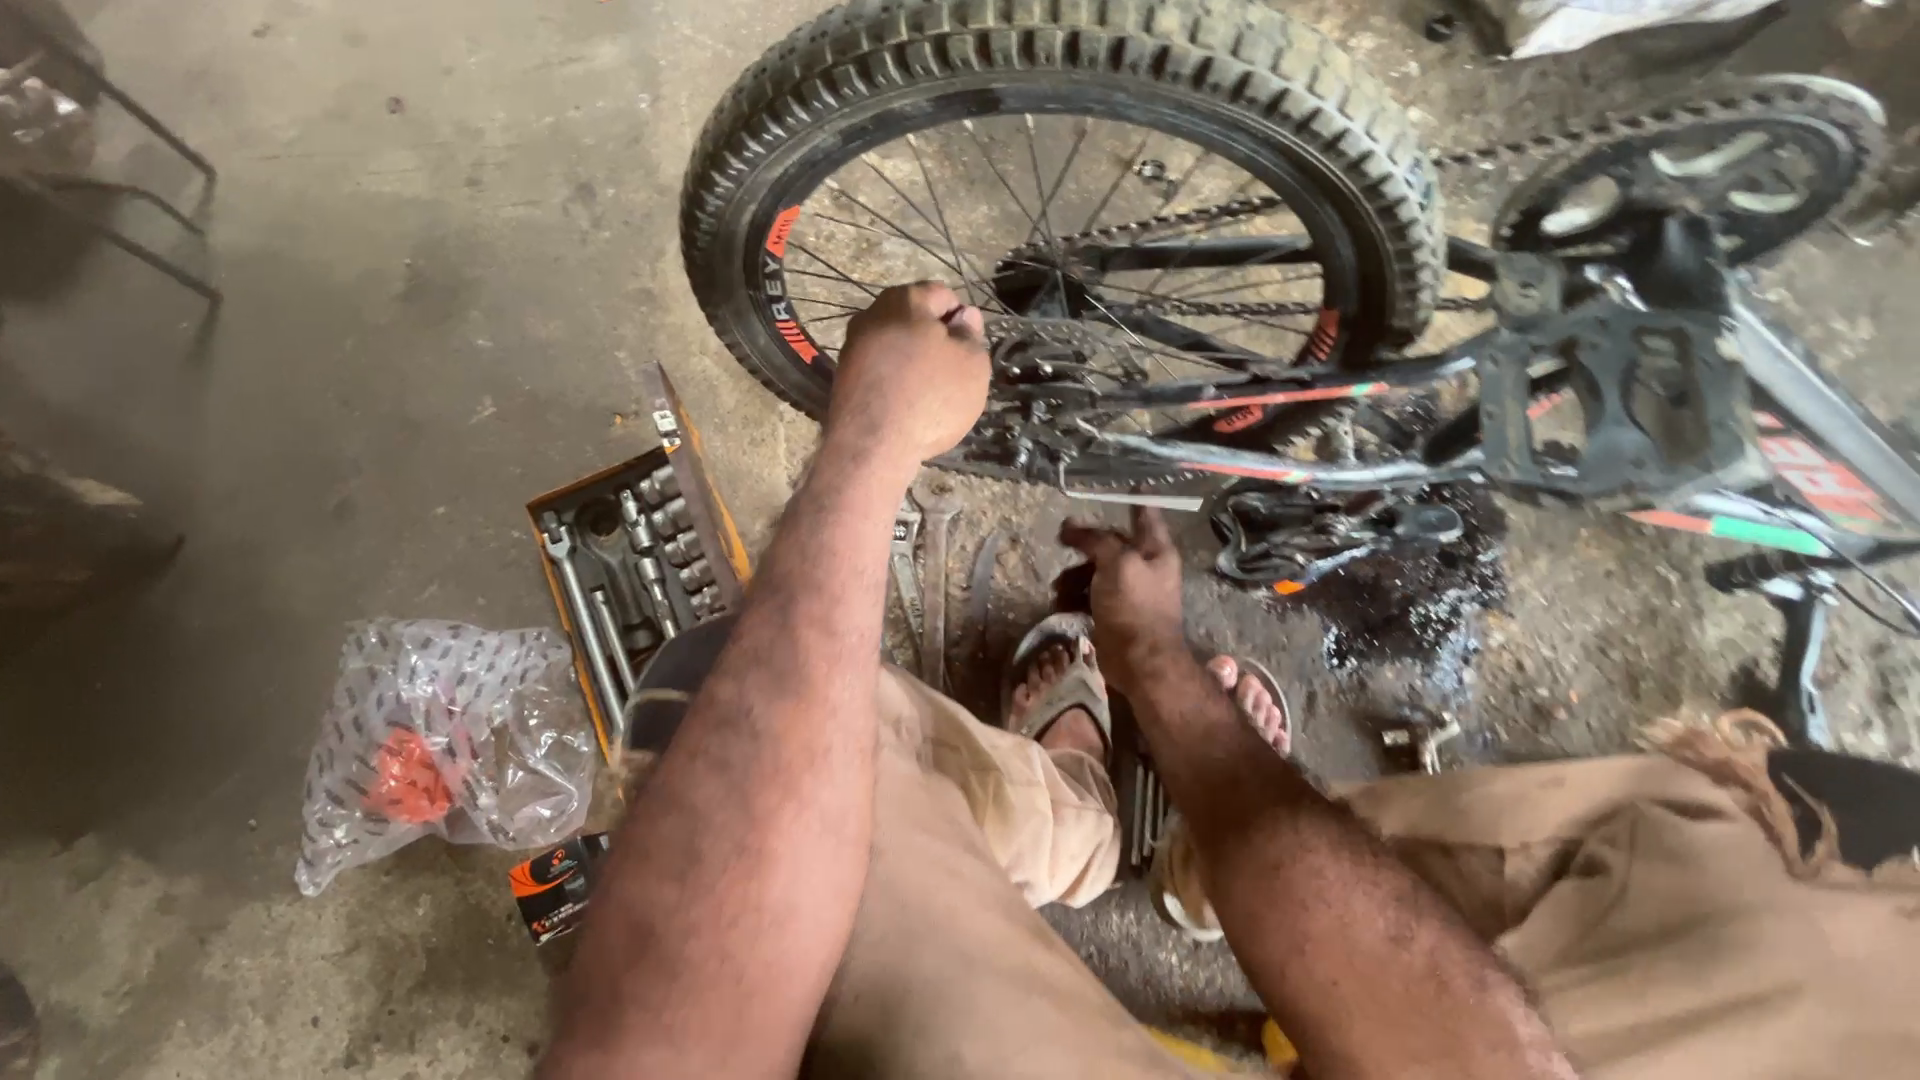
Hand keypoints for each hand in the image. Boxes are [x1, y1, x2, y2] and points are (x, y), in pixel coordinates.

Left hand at [825, 282, 989, 466]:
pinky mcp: (843, 377)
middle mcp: (871, 314)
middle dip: (935, 340)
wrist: (872, 446)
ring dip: (913, 362)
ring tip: (928, 394)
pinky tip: (905, 406)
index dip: (961, 320)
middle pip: (914, 320)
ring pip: (895, 346)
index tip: (968, 350)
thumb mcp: (972, 365)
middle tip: (951, 373)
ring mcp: (852, 346)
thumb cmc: (930, 398)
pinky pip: (879, 370)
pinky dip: (894, 381)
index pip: (942, 294)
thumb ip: (971, 335)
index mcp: (904, 300)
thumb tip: (964, 317)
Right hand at [1059, 506, 1186, 696]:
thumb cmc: (1135, 606)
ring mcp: (1128, 592)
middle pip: (1111, 545)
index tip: (1130, 483)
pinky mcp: (1112, 613)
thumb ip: (1096, 540)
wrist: (1139, 661)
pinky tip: (1061, 605)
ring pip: (1095, 571)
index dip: (1138, 499)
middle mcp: (1145, 567)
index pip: (1147, 516)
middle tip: (1062, 540)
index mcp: (1156, 551)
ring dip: (1073, 576)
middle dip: (1085, 545)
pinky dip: (1074, 598)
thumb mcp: (1117, 563)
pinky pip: (1089, 596)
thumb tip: (1071, 527)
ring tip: (1058, 589)